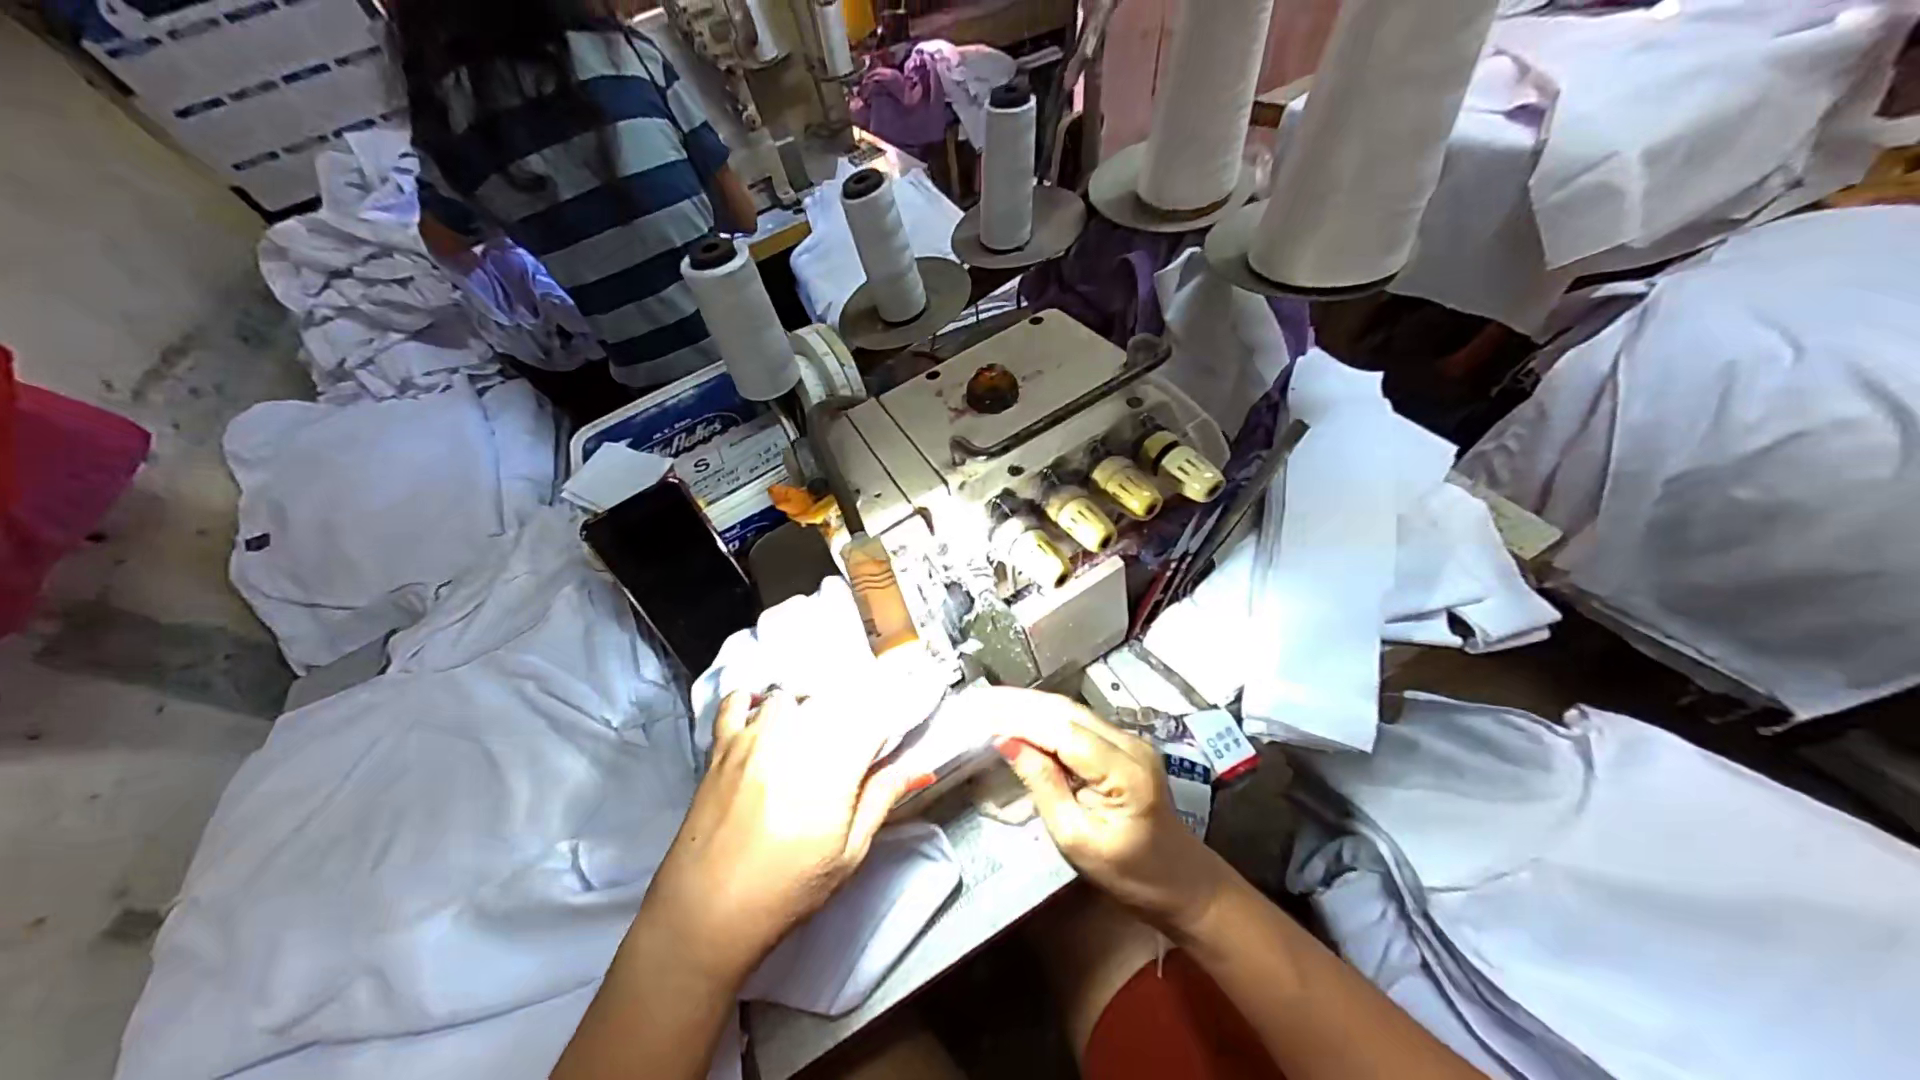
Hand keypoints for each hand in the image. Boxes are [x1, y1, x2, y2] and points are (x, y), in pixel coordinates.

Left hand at [639, 690, 933, 986]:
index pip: (871, 721)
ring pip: (790, 696)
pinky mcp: (720, 748)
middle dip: (850, 716)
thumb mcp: (847, 855)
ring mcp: (752, 741)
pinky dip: (753, 700)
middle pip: (832, 702)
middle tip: (848, 747)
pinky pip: (737, 703)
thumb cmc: (785, 892)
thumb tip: (917, 768)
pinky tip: (762, 714)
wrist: (705, 915)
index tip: (885, 742)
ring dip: (806, 706)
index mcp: (830, 772)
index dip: (885, 725)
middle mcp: (792, 744)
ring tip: (809, 732)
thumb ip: (880, 800)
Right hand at [964, 687, 1235, 935]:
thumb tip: (1007, 742)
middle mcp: (1129, 743)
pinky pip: (1079, 721)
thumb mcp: (1076, 838)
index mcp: (1123, 771)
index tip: (980, 714)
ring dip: (1030, 704)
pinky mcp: (1124, 743)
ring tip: (990, 702)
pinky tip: (1020, 715)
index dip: (1020, 719)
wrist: (1180, 880)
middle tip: (977, 700)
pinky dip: (1045, 716)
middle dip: (1019, 703)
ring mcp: (1130, 739)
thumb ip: (1043, 785)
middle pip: (1067, 711)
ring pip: (1071, 710)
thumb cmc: (1128, 873)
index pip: (1063, 731)